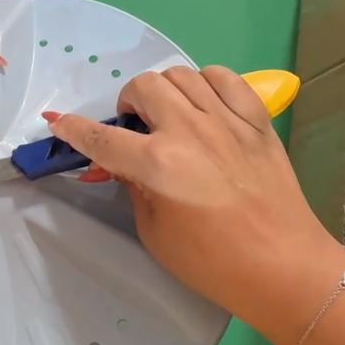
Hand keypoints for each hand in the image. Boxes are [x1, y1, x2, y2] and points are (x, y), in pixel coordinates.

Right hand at [44, 66, 344, 344]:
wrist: (286, 269)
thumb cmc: (214, 264)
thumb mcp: (156, 232)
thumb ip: (134, 187)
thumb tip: (122, 163)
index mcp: (158, 165)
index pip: (102, 137)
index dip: (73, 129)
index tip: (58, 122)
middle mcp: (189, 131)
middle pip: (142, 87)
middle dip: (127, 104)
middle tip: (134, 128)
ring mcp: (226, 121)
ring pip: (181, 75)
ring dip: (164, 90)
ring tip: (169, 115)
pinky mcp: (256, 121)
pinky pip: (225, 78)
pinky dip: (207, 83)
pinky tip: (205, 104)